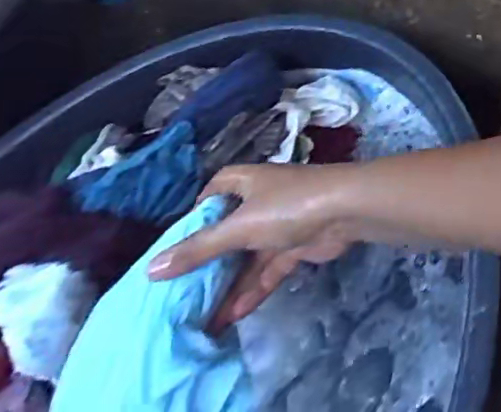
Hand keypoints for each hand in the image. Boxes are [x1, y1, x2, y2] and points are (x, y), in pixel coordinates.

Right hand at [147, 163, 361, 327]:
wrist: (349, 208)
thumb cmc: (291, 206)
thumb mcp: (240, 226)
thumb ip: (199, 248)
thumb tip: (151, 268)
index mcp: (251, 182)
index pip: (218, 187)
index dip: (199, 208)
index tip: (178, 238)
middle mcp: (266, 199)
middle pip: (230, 228)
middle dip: (209, 259)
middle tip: (181, 291)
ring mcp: (285, 221)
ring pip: (250, 254)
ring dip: (230, 283)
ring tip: (201, 318)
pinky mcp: (300, 243)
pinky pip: (270, 268)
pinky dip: (254, 288)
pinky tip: (233, 316)